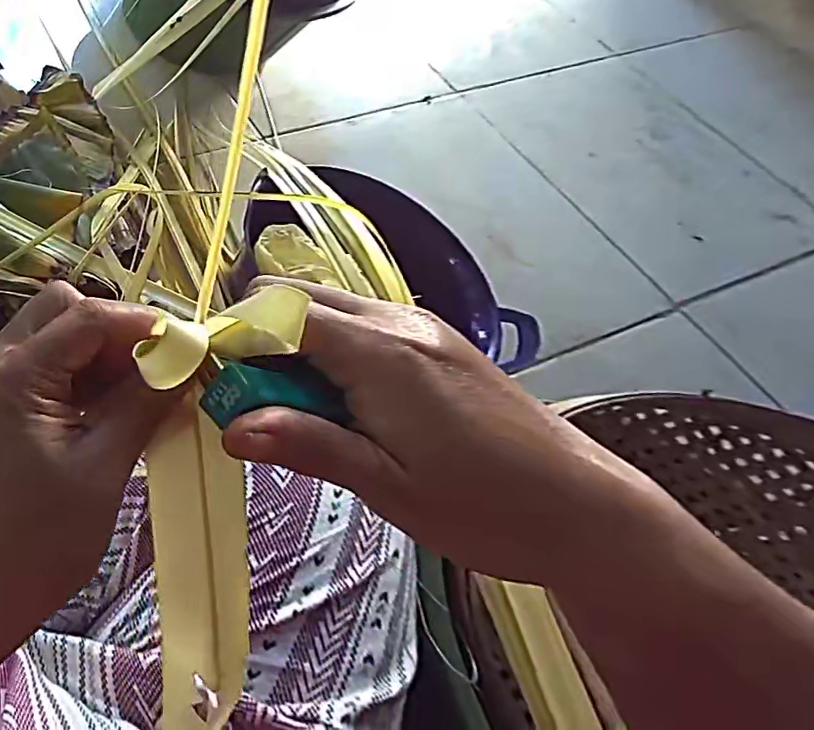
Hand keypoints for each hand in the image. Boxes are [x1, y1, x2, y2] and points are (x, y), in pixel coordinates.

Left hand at [0, 281, 177, 645]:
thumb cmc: (44, 536)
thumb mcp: (104, 467)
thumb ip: (142, 403)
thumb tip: (185, 360)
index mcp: (15, 373)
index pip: (84, 316)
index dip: (141, 322)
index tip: (189, 344)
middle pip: (62, 307)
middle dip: (115, 328)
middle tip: (158, 368)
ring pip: (57, 328)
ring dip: (102, 349)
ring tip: (143, 388)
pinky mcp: (5, 393)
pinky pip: (50, 357)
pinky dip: (85, 369)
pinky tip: (116, 400)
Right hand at [220, 278, 690, 585]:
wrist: (601, 520)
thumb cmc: (492, 510)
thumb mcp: (388, 487)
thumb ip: (305, 446)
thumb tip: (229, 430)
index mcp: (381, 352)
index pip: (275, 310)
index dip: (232, 335)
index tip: (213, 378)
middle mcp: (394, 320)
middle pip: (288, 293)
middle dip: (251, 334)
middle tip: (248, 393)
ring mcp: (413, 323)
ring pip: (315, 302)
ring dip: (283, 339)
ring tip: (291, 401)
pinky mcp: (425, 336)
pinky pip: (346, 319)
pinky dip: (315, 344)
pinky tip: (332, 395)